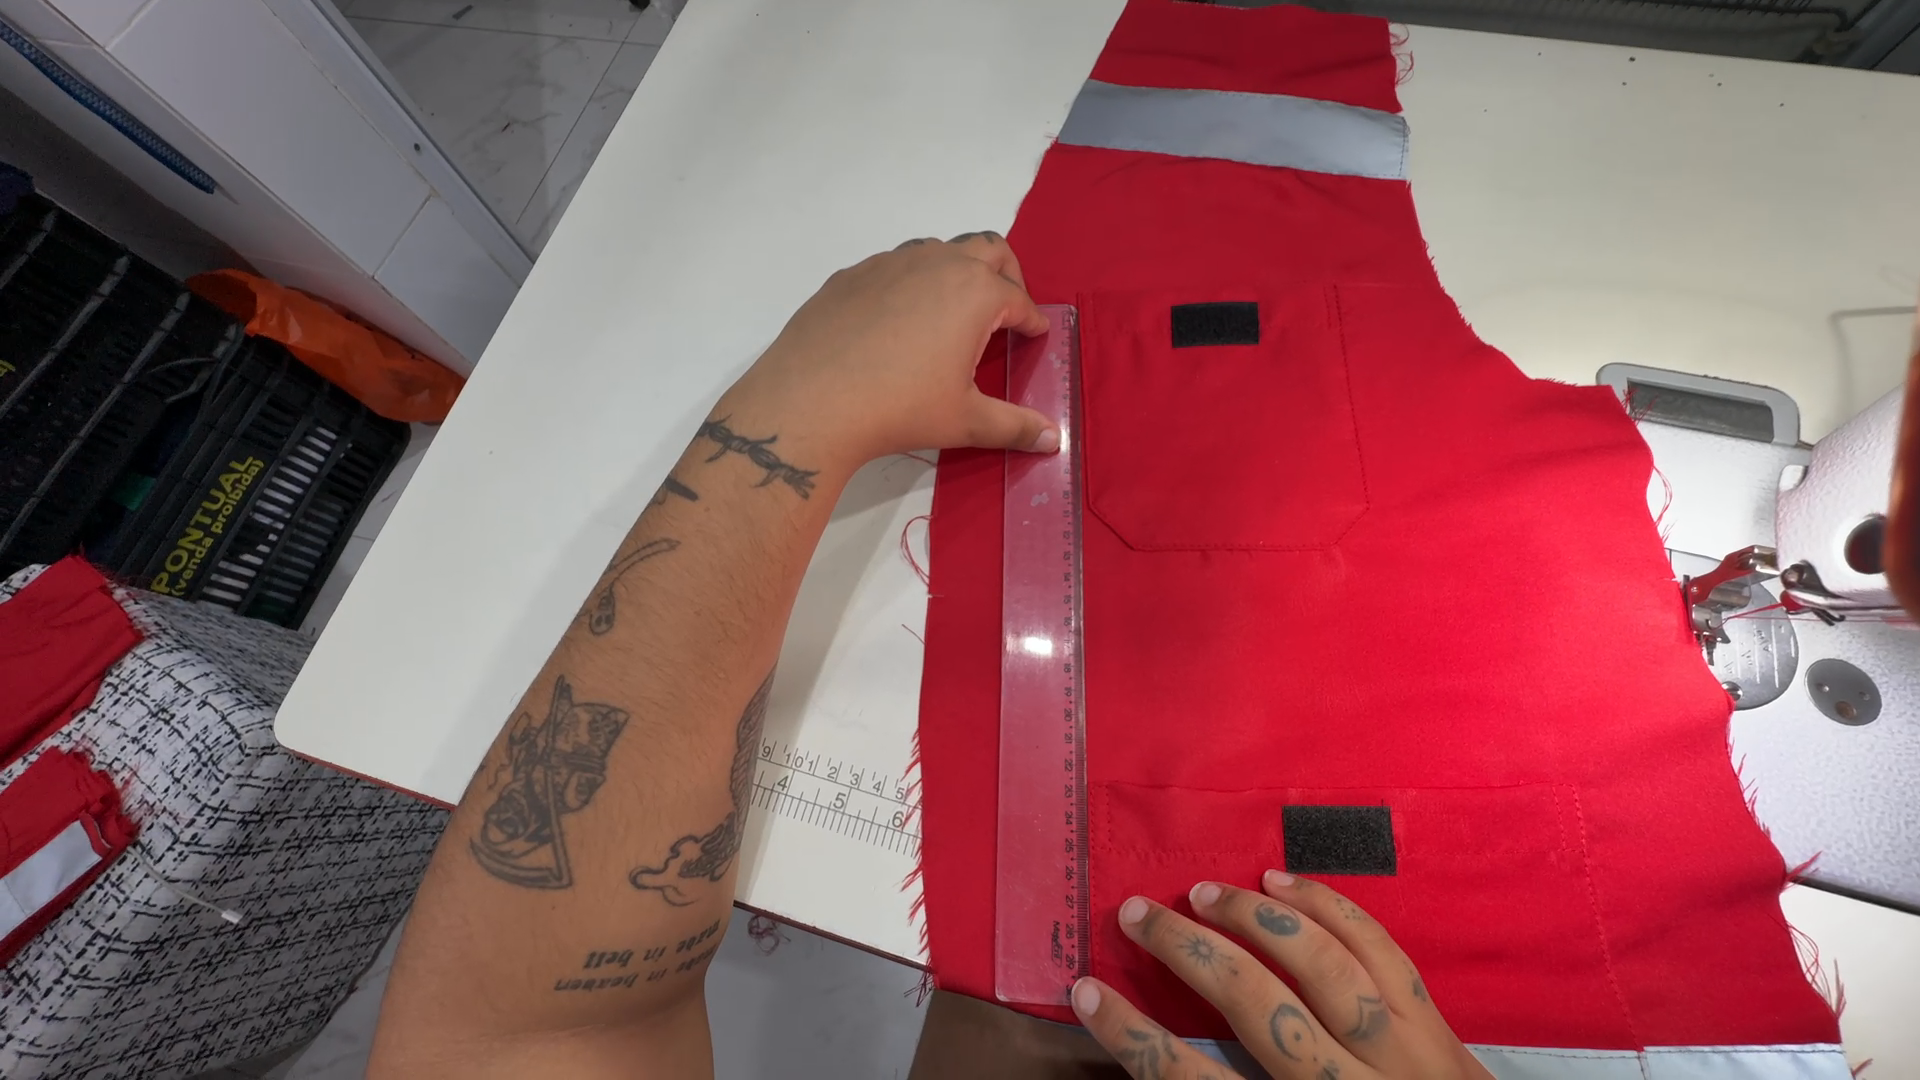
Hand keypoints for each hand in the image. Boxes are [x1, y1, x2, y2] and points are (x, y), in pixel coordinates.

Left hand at [719, 232, 1055, 472]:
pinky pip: (894, 267)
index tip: (1036, 335)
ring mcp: (890, 263)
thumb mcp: (966, 421)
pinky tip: (898, 323)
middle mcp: (937, 263)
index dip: (1033, 321)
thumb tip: (1055, 440)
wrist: (812, 402)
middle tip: (1006, 311)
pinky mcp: (851, 275)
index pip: (1020, 301)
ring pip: (939, 250)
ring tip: (952, 314)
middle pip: (989, 250)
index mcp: (976, 293)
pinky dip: (911, 284)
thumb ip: (1015, 426)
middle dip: (1008, 276)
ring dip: (957, 273)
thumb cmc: (901, 409)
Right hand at [1073, 872, 1492, 1079]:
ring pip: (1322, 966)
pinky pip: (1380, 950)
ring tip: (1203, 890)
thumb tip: (1168, 1063)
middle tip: (1136, 911)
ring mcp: (1408, 1061)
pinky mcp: (1441, 1034)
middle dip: (1186, 950)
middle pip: (1255, 1005)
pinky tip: (1282, 880)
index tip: (1084, 990)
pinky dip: (1327, 907)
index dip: (1131, 1036)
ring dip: (1253, 918)